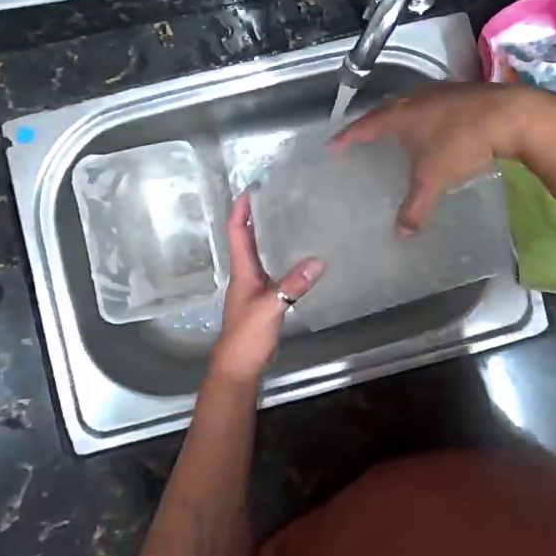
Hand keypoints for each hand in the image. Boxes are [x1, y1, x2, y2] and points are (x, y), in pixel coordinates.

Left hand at [205, 193, 324, 389]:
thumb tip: (318, 261)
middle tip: (278, 197)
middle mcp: (247, 274)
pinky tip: (302, 258)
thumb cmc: (246, 335)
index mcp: (242, 271)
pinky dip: (285, 259)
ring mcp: (255, 287)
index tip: (252, 189)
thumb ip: (292, 286)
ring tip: (292, 219)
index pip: (236, 232)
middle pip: (249, 239)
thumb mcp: (270, 308)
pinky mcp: (266, 299)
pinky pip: (275, 271)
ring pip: (262, 254)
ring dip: (271, 236)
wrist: (240, 366)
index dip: (241, 210)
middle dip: (258, 217)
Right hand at [331, 82, 555, 235]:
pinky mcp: (463, 92)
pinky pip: (434, 104)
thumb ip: (415, 208)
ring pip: (411, 104)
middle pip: (386, 109)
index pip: (364, 126)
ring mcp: (440, 91)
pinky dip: (427, 116)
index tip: (333, 146)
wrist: (511, 115)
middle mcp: (414, 97)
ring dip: (402, 117)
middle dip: (373, 123)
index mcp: (399, 115)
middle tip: (364, 137)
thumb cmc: (462, 144)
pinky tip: (435, 127)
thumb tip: (401, 235)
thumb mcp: (434, 180)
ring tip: (398, 132)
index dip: (347, 137)